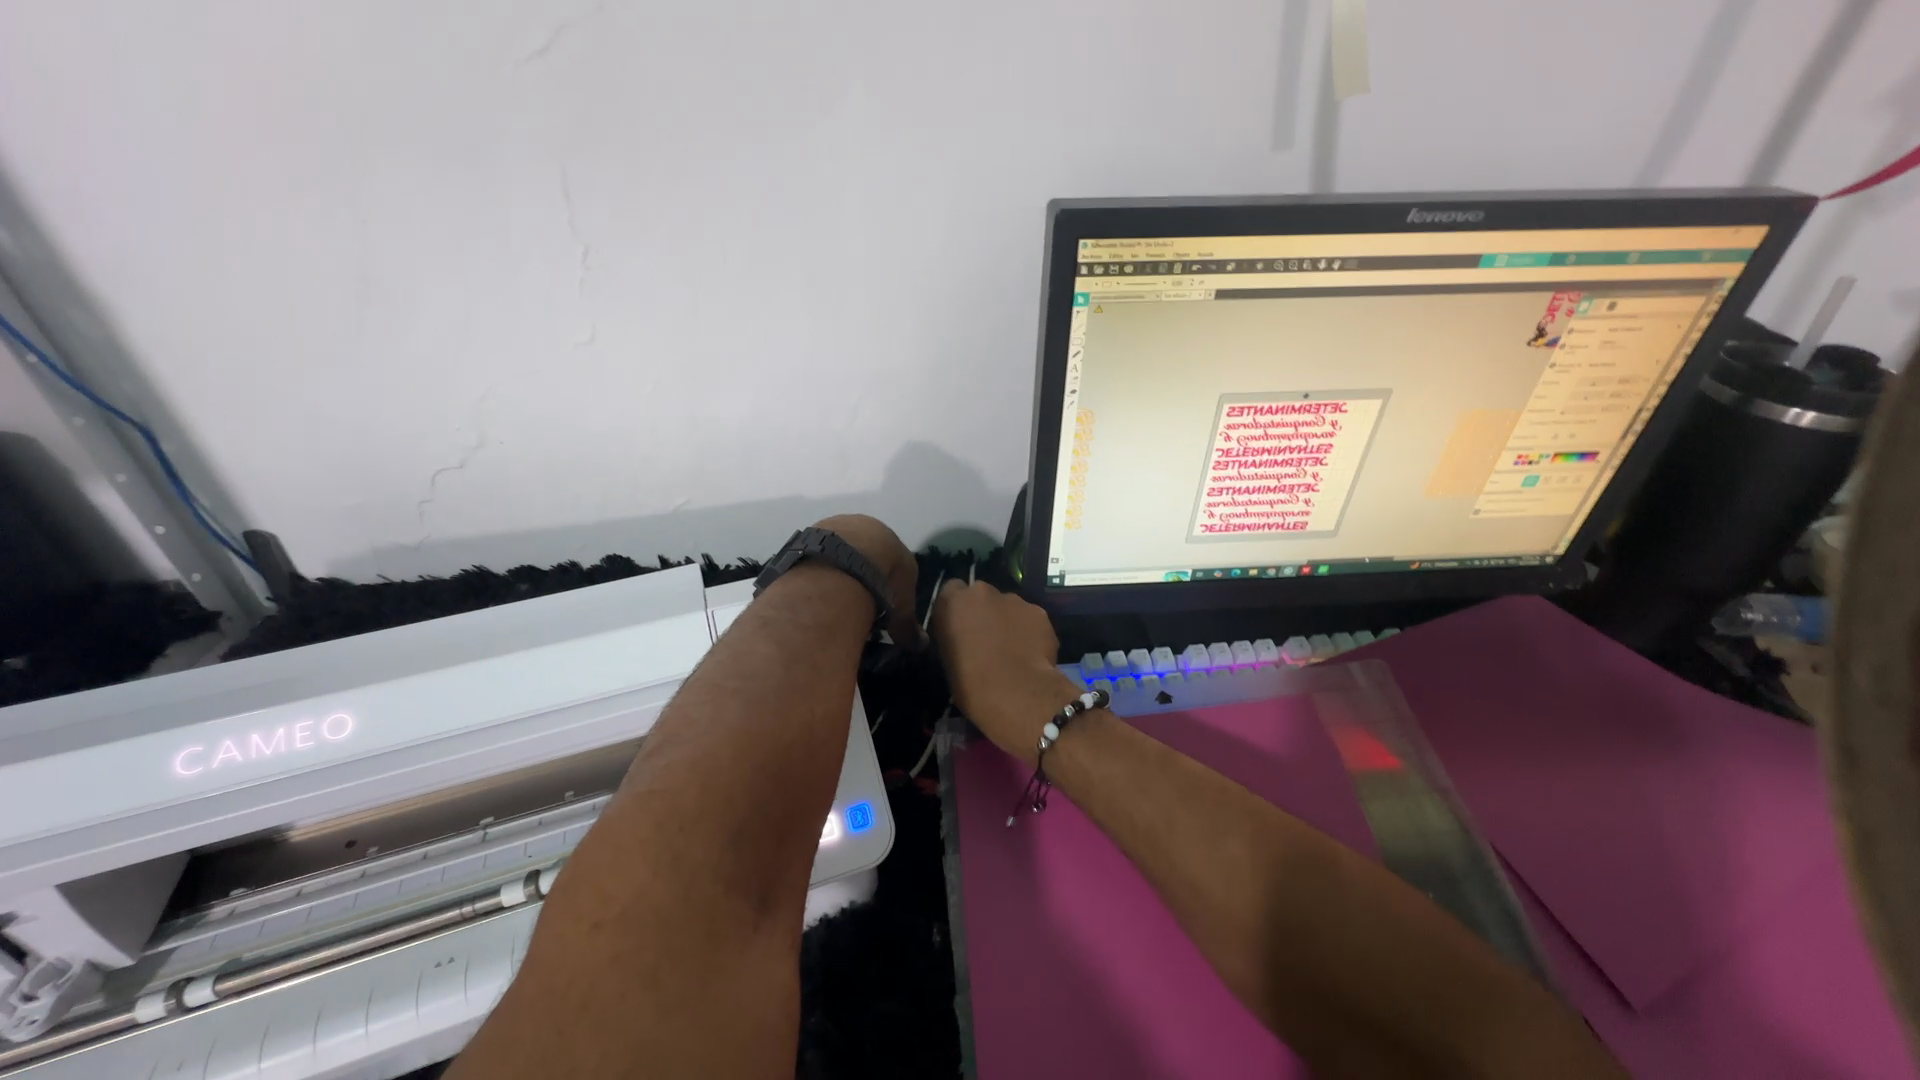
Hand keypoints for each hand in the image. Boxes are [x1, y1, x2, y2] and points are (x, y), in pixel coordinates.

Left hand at [812, 514, 925, 650]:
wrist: (844, 561)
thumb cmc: (883, 580)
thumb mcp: (901, 607)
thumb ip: (908, 625)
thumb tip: (922, 645)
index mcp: (890, 539)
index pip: (891, 560)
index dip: (886, 583)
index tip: (879, 604)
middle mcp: (864, 527)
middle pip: (863, 553)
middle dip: (861, 575)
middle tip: (856, 602)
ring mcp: (836, 526)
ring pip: (839, 551)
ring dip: (837, 570)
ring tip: (832, 597)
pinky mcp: (811, 532)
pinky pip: (817, 553)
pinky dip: (818, 568)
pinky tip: (815, 587)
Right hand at [932, 581, 1084, 765]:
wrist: (1016, 693)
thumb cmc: (971, 685)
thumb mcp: (948, 660)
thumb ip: (956, 637)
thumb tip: (967, 639)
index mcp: (953, 602)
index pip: (952, 590)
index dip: (959, 608)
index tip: (962, 627)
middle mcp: (982, 592)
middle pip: (982, 596)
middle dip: (985, 612)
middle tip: (989, 640)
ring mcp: (1014, 600)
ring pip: (1010, 607)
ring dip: (1009, 622)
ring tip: (1015, 651)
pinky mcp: (1039, 612)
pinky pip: (1031, 620)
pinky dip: (1031, 632)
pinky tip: (1033, 654)